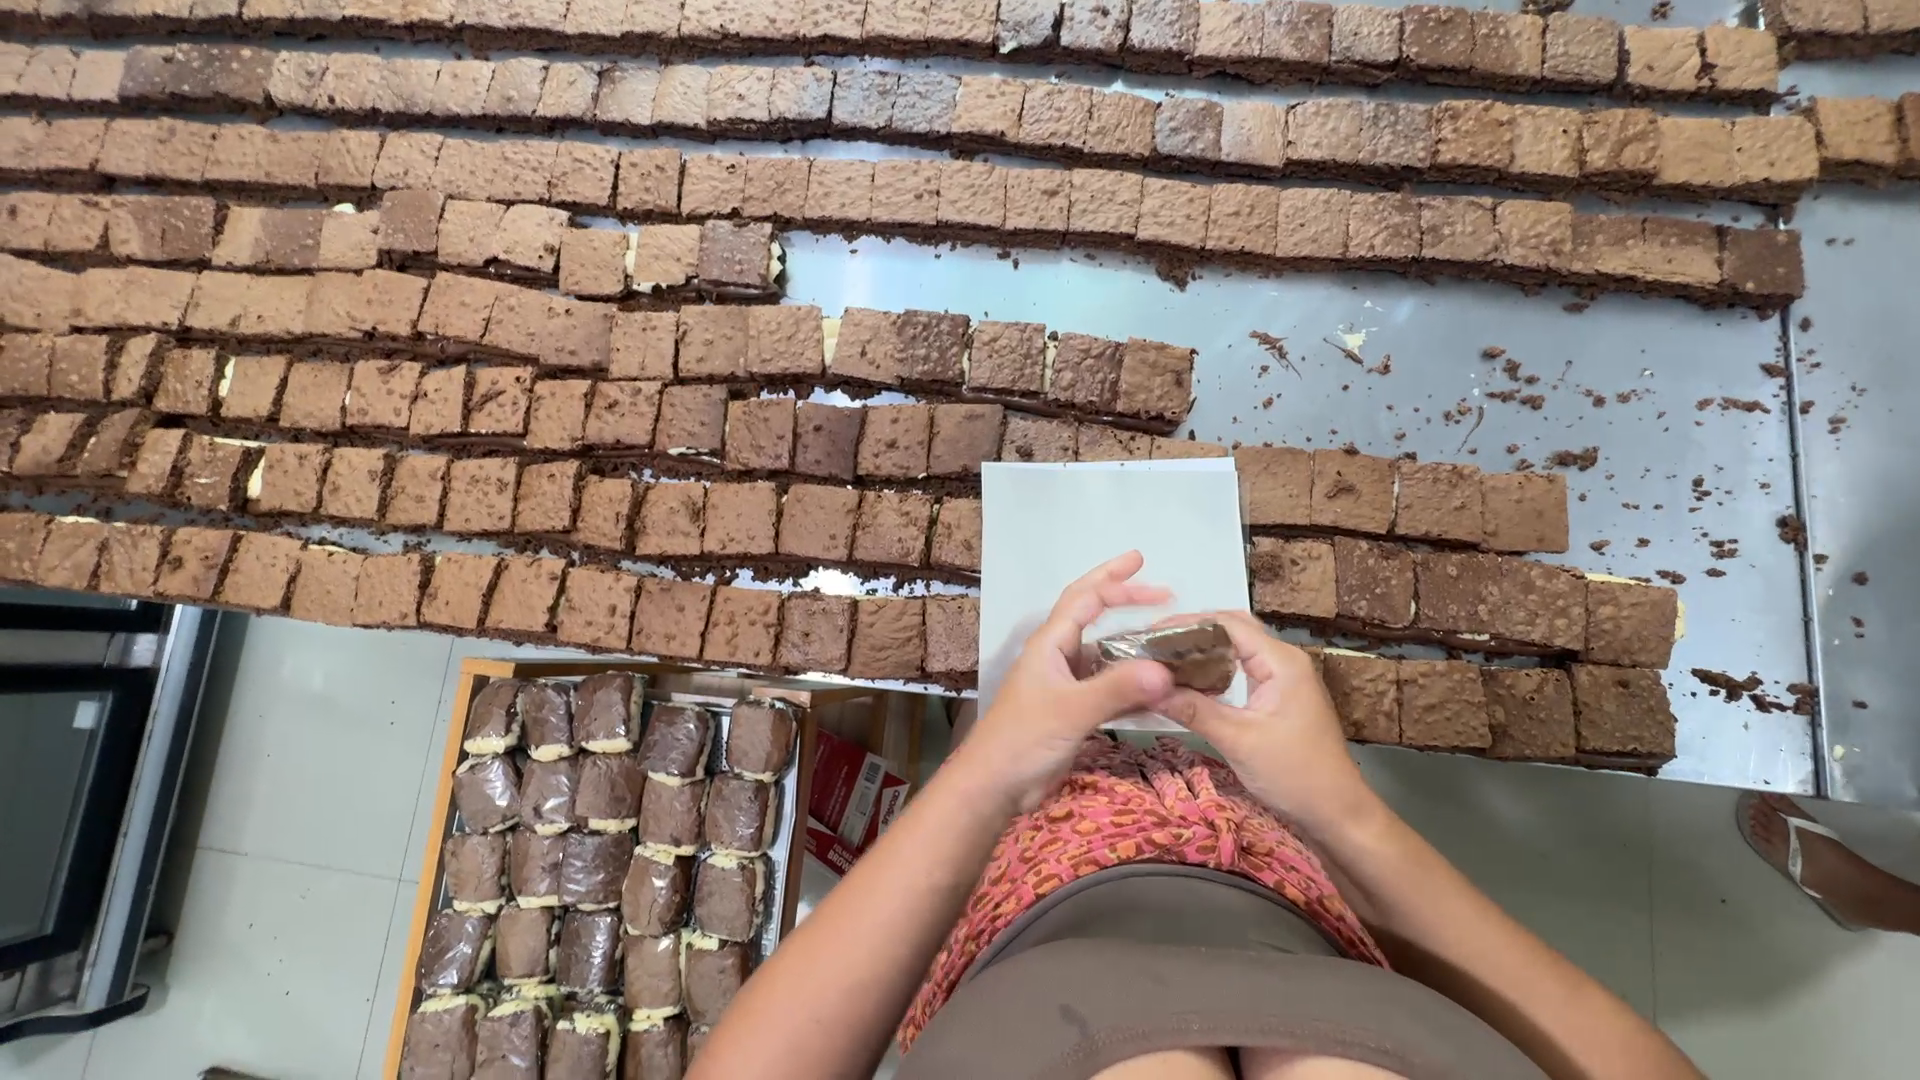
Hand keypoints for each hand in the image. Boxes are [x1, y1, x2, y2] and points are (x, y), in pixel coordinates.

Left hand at [954, 551, 1175, 813]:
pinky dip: (1132, 681)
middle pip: (1090, 613)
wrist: (996, 784)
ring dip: (1132, 640)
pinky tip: (1157, 687)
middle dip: (1119, 593)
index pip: (1085, 599)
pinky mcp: (1073, 710)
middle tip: (1155, 581)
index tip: (1149, 572)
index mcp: (1050, 644)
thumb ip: (1116, 689)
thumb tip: (1166, 670)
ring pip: (1103, 651)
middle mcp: (1057, 656)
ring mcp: (1065, 683)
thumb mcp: (1071, 710)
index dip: (1115, 581)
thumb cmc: (1023, 739)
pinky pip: (1108, 685)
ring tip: (1166, 635)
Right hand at [1152, 611, 1383, 840]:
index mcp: (1280, 661)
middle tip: (1153, 646)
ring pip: (1236, 649)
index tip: (1151, 636)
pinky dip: (1214, 669)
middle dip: (1192, 633)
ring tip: (1163, 660)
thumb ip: (1192, 710)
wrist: (1337, 813)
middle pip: (1232, 629)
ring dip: (1203, 650)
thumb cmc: (1294, 774)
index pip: (1227, 623)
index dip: (1187, 624)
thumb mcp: (1237, 741)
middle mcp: (1283, 660)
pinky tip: (1190, 682)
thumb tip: (1148, 689)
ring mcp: (1283, 677)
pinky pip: (1241, 669)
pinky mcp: (1278, 695)